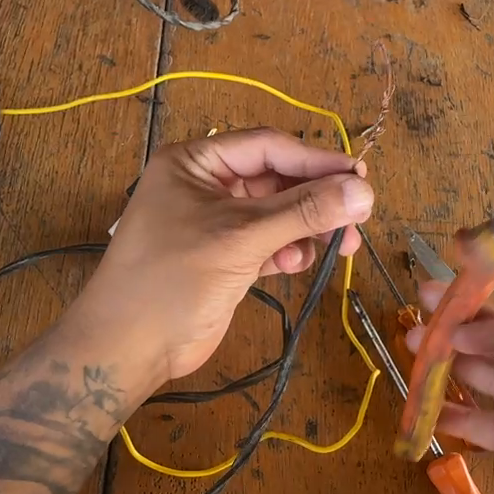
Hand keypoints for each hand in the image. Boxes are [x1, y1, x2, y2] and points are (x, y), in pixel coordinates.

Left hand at [78, 128, 373, 384]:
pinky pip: (267, 242)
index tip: (362, 177)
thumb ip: (303, 211)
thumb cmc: (174, 279)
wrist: (128, 347)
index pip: (267, 147)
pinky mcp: (223, 257)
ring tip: (337, 247)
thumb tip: (364, 190)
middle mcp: (204, 185)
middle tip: (358, 217)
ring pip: (275, 213)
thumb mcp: (240, 238)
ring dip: (306, 227)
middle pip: (275, 180)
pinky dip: (286, 250)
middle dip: (315, 199)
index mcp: (195, 162)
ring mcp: (213, 222)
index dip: (316, 160)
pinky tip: (297, 264)